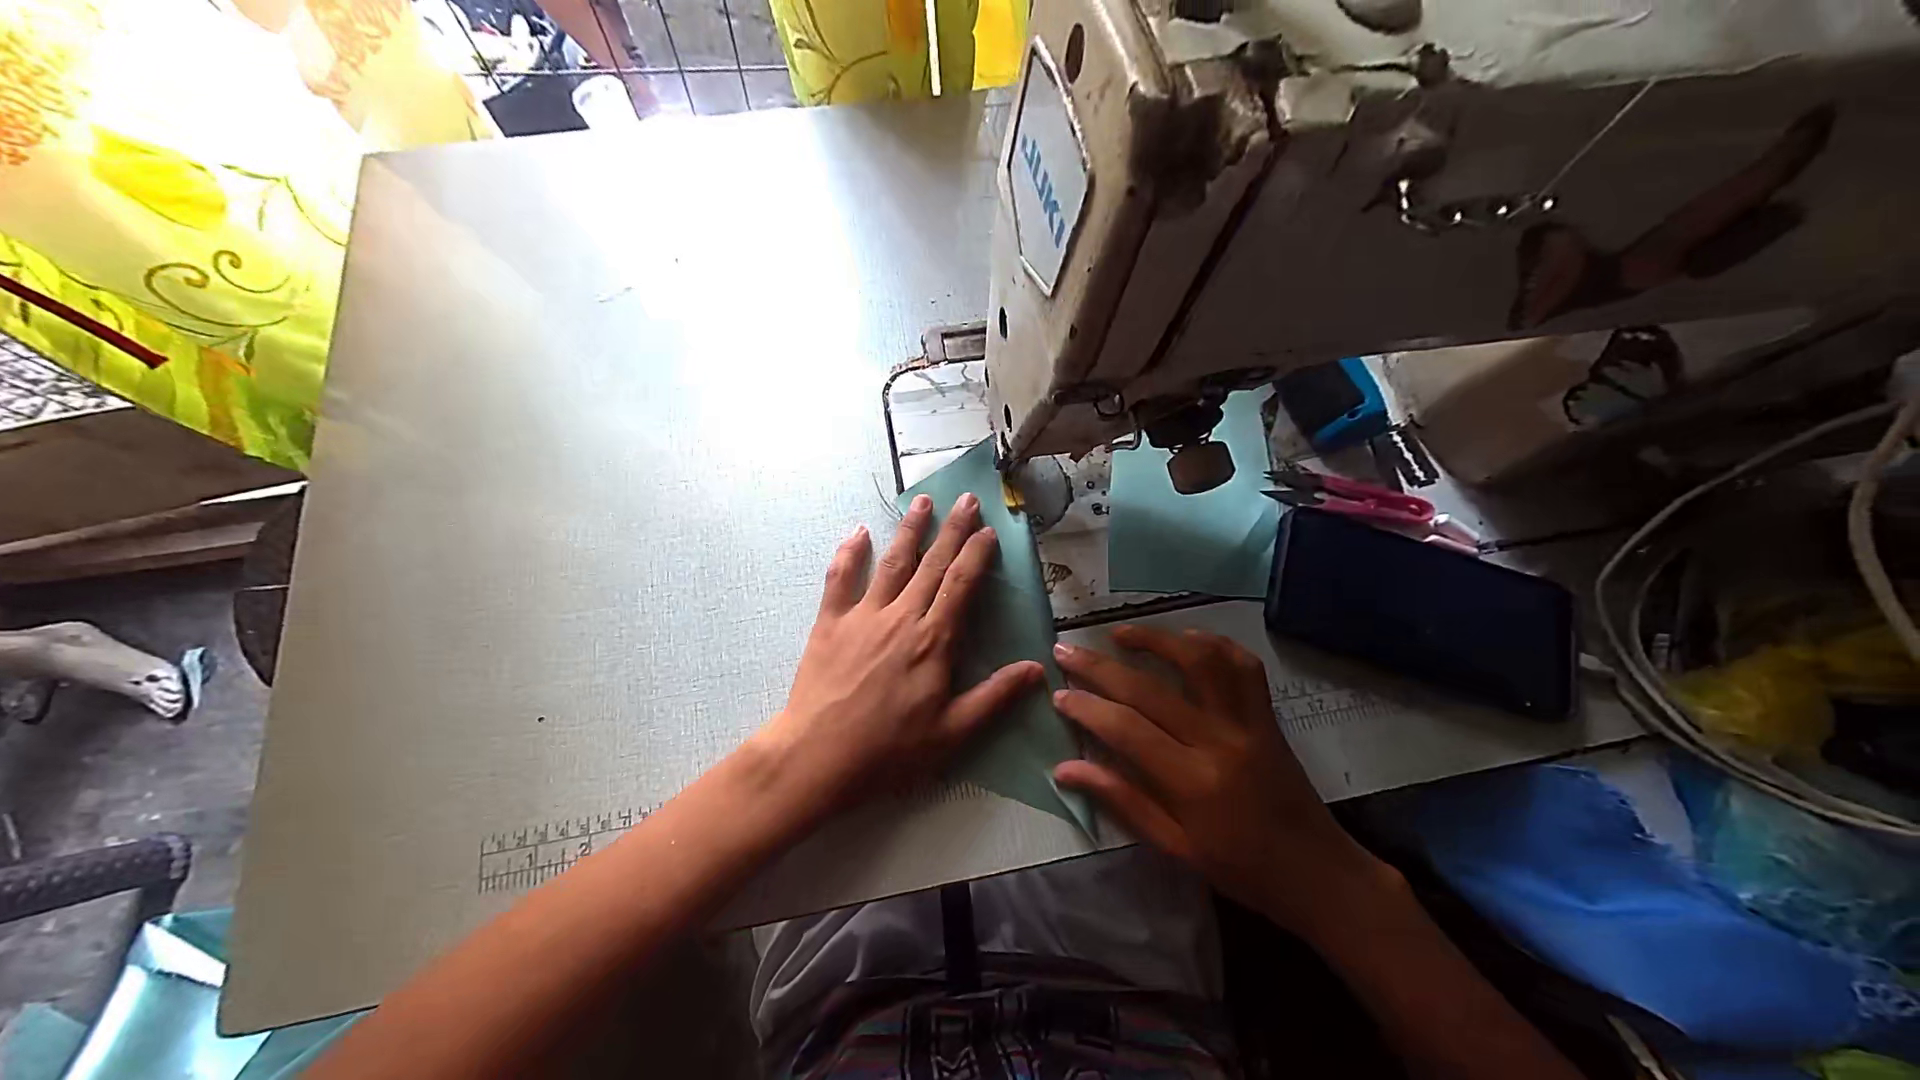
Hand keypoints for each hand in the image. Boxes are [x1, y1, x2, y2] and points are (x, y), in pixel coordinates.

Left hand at [757, 493, 1045, 814]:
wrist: (819, 756)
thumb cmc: (890, 750)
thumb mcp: (953, 732)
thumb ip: (995, 696)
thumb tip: (1037, 669)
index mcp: (933, 640)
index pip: (961, 585)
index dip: (977, 554)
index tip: (988, 531)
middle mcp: (901, 617)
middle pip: (932, 564)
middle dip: (952, 529)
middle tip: (966, 500)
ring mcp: (863, 616)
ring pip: (892, 562)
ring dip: (910, 530)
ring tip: (922, 501)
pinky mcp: (830, 623)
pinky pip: (839, 578)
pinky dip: (849, 552)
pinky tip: (858, 531)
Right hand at [1051, 626, 1397, 936]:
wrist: (1318, 872)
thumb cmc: (1239, 868)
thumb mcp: (1174, 846)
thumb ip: (1120, 800)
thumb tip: (1064, 769)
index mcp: (1192, 783)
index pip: (1126, 729)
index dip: (1086, 707)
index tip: (1058, 695)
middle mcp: (1219, 742)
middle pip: (1149, 689)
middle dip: (1099, 667)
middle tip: (1065, 652)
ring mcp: (1248, 723)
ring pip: (1200, 661)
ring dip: (1156, 639)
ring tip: (1120, 634)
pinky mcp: (1267, 715)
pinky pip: (1242, 666)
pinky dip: (1212, 644)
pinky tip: (1184, 640)